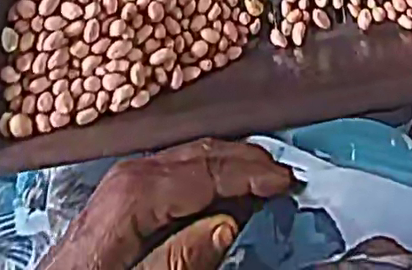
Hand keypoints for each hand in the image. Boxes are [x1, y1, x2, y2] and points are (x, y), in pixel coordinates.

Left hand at [40, 139, 293, 269]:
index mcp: (137, 191)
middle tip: (284, 172)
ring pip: (192, 155)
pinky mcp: (127, 187)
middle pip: (202, 153)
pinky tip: (226, 184)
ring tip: (263, 174)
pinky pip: (178, 168)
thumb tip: (228, 222)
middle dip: (246, 159)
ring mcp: (129, 176)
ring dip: (231, 161)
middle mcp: (134, 172)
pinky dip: (210, 170)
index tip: (284, 179)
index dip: (249, 172)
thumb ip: (180, 257)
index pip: (207, 170)